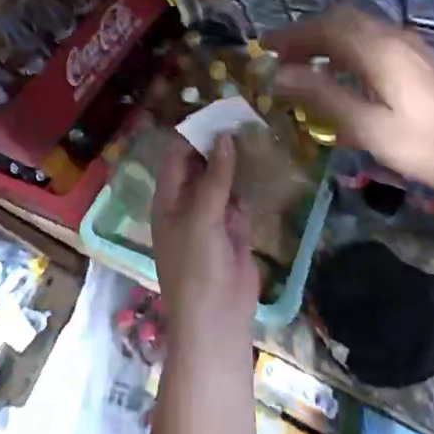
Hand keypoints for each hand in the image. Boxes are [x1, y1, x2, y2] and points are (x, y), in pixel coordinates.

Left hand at [152, 132, 259, 344]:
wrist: (216, 322)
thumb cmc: (197, 268)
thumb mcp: (202, 218)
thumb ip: (215, 178)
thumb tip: (225, 138)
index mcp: (168, 198)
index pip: (178, 155)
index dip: (195, 133)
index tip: (218, 111)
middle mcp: (188, 202)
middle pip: (202, 164)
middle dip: (219, 143)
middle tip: (244, 115)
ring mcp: (212, 217)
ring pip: (223, 180)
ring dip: (236, 160)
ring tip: (257, 130)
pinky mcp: (234, 230)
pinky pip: (240, 198)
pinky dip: (249, 183)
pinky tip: (265, 163)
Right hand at [267, 6, 433, 198]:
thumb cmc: (431, 148)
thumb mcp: (371, 129)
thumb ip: (324, 98)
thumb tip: (278, 76)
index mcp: (379, 51)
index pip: (325, 28)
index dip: (291, 35)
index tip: (264, 49)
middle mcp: (392, 38)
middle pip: (340, 19)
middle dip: (306, 33)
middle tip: (280, 57)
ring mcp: (407, 46)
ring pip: (356, 26)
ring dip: (324, 38)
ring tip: (301, 65)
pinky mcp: (416, 59)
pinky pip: (370, 38)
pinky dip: (343, 46)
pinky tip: (339, 72)